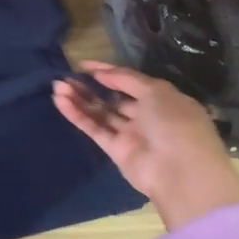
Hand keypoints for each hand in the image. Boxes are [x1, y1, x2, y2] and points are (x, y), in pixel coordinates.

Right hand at [53, 61, 238, 231]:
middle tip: (66, 76)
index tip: (83, 64)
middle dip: (90, 86)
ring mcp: (131, 134)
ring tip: (57, 85)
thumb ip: (126, 79)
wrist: (181, 173)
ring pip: (101, 112)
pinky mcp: (115, 150)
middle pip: (113, 98)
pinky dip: (77, 115)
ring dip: (79, 99)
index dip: (108, 71)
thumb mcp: (156, 92)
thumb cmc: (175, 124)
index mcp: (164, 101)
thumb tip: (100, 73)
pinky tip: (60, 101)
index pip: (131, 82)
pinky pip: (94, 128)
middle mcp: (148, 117)